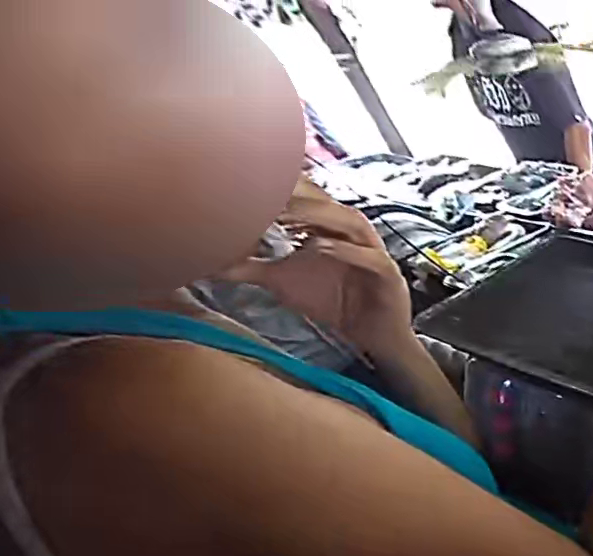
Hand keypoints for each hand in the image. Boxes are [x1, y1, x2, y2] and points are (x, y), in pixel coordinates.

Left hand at [218, 176, 413, 358]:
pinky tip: (319, 248)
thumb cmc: (334, 305)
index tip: (243, 180)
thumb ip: (250, 266)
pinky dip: (347, 251)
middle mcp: (353, 237)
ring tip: (287, 215)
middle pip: (330, 202)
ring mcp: (374, 255)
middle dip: (297, 194)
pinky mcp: (390, 278)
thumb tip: (202, 259)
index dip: (280, 186)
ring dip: (322, 216)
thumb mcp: (283, 282)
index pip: (308, 197)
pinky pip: (372, 258)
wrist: (373, 338)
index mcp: (330, 231)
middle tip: (260, 190)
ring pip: (353, 223)